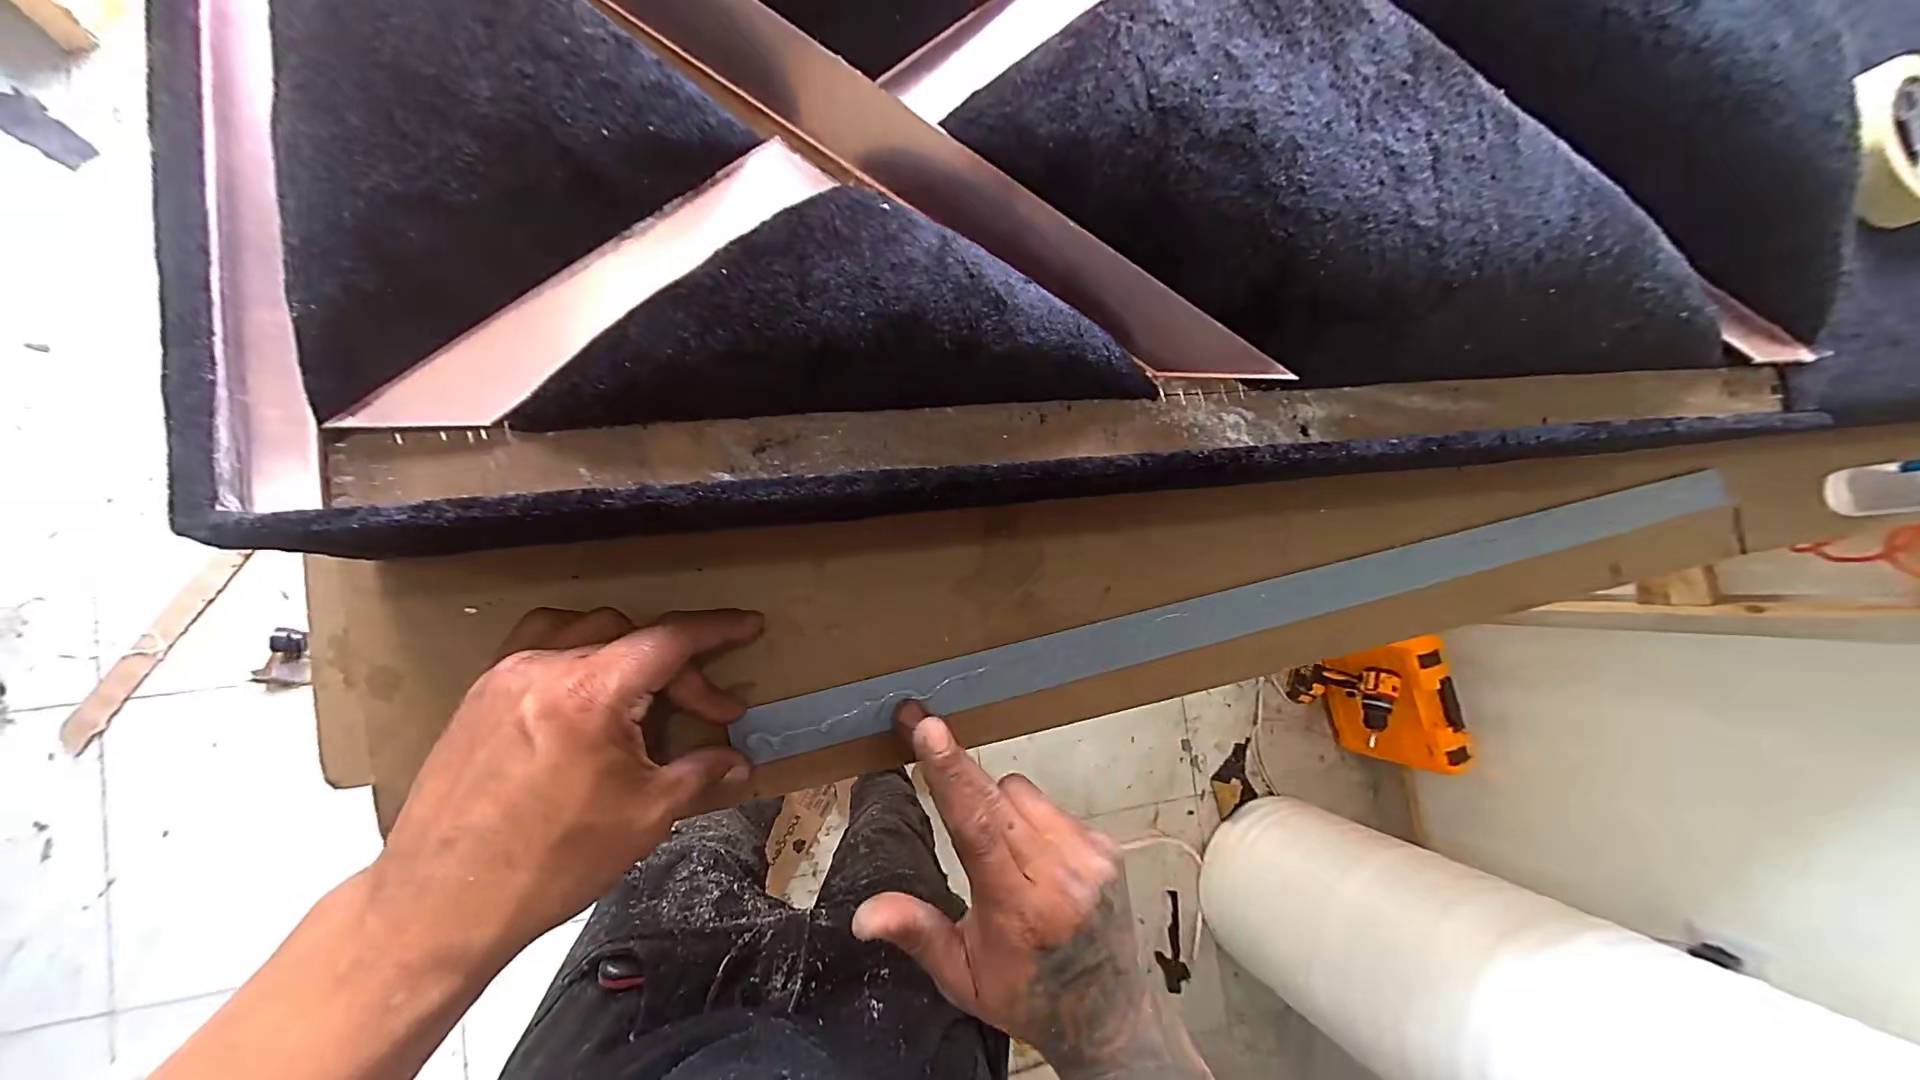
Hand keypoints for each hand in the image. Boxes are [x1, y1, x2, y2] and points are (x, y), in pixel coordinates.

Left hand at [371, 606, 763, 964]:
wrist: (437, 908)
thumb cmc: (548, 864)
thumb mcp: (645, 815)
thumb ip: (700, 772)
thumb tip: (738, 762)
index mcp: (590, 693)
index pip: (671, 640)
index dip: (719, 630)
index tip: (749, 626)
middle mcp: (544, 668)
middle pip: (637, 638)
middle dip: (683, 671)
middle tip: (711, 713)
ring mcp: (505, 676)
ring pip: (588, 628)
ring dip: (631, 651)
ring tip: (650, 689)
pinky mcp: (481, 694)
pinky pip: (541, 643)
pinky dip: (580, 649)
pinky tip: (591, 688)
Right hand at [852, 703, 1210, 1078]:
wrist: (1110, 1013)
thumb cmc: (1026, 995)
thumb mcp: (963, 979)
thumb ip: (918, 934)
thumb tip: (862, 915)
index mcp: (1018, 909)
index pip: (977, 827)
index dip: (949, 772)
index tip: (927, 729)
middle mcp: (1059, 874)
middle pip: (995, 796)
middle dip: (954, 760)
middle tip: (922, 724)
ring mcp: (1089, 854)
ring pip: (1019, 790)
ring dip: (994, 801)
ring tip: (994, 843)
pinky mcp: (1105, 843)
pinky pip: (1047, 803)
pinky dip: (1025, 814)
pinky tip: (1028, 849)